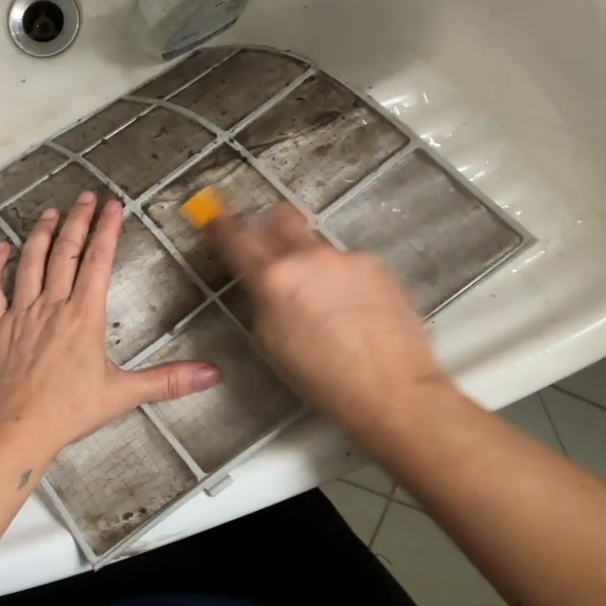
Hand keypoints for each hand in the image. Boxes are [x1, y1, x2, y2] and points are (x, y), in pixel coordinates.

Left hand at [0, 192, 219, 458]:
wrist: (19, 427)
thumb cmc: (68, 411)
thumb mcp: (123, 394)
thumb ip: (167, 379)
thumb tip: (209, 374)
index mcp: (83, 316)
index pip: (98, 261)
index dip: (107, 230)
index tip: (113, 207)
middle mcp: (51, 306)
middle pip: (64, 252)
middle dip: (76, 220)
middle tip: (85, 197)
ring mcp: (21, 313)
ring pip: (30, 262)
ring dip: (40, 234)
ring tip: (49, 212)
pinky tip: (1, 249)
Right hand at [207, 202, 452, 431]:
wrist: (389, 388)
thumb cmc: (321, 377)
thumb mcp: (269, 341)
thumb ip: (261, 301)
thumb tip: (265, 286)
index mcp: (272, 278)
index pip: (235, 237)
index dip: (221, 224)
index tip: (216, 218)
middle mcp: (307, 257)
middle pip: (281, 217)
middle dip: (271, 226)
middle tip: (273, 249)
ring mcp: (346, 258)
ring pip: (318, 247)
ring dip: (313, 263)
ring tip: (326, 301)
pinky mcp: (377, 266)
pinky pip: (348, 263)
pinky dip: (343, 278)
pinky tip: (353, 309)